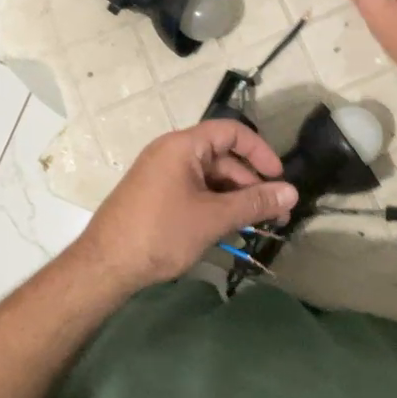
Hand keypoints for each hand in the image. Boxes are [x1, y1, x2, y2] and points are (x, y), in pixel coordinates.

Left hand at [70, 120, 297, 293]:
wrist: (105, 265)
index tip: (279, 178)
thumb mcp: (213, 218)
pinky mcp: (155, 197)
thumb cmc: (161, 233)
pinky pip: (194, 192)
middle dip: (251, 184)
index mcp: (182, 146)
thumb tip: (291, 193)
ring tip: (257, 227)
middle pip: (222, 158)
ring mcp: (161, 175)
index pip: (231, 132)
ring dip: (234, 199)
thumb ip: (254, 203)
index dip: (259, 152)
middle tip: (276, 215)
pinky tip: (229, 230)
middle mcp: (170, 153)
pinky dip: (214, 207)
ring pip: (209, 179)